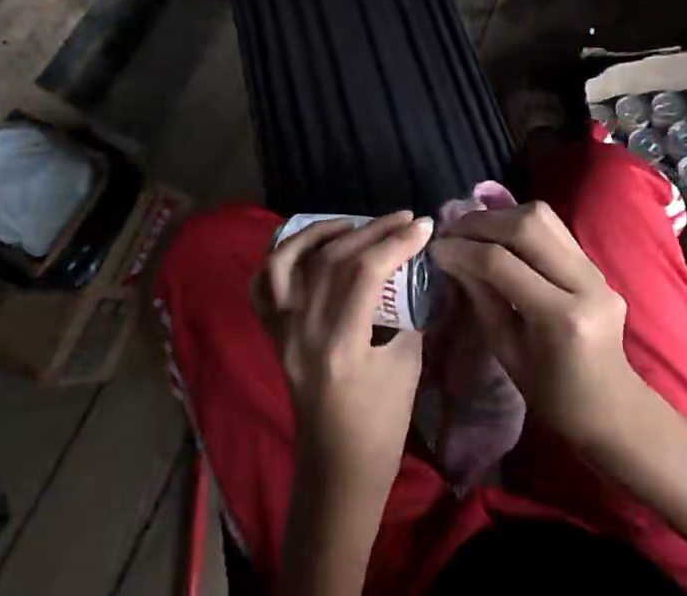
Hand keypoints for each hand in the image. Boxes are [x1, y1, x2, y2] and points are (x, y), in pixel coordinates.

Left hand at [253, 211, 432, 494]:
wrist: (337, 469)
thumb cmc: (381, 427)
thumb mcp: (407, 367)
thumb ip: (409, 314)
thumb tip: (416, 270)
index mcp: (339, 346)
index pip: (365, 272)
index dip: (396, 242)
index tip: (423, 225)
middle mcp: (301, 331)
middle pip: (332, 260)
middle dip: (371, 231)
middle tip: (401, 217)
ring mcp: (279, 331)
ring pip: (287, 262)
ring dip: (318, 233)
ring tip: (352, 223)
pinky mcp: (271, 334)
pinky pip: (262, 285)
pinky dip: (280, 258)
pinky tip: (308, 247)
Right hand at [430, 202, 644, 453]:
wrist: (611, 408)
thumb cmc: (551, 393)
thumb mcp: (505, 350)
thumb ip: (480, 295)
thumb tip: (450, 255)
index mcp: (562, 318)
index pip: (502, 263)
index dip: (462, 249)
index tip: (436, 248)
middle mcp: (586, 285)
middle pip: (527, 225)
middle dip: (481, 223)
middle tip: (452, 231)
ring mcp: (597, 272)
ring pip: (542, 217)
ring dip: (500, 217)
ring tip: (473, 230)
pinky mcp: (597, 265)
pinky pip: (553, 229)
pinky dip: (518, 225)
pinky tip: (497, 237)